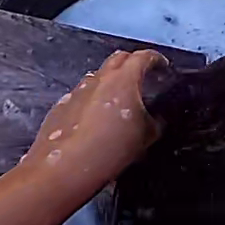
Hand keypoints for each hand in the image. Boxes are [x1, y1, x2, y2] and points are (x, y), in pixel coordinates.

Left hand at [20, 50, 162, 194]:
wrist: (65, 166)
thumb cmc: (111, 147)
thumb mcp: (145, 137)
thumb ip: (155, 123)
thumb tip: (155, 120)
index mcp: (123, 79)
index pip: (142, 57)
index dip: (155, 58)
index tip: (162, 64)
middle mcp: (99, 78)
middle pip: (118, 59)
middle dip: (132, 62)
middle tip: (143, 75)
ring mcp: (78, 89)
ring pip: (99, 76)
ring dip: (111, 81)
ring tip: (119, 99)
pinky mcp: (63, 105)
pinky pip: (84, 94)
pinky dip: (94, 98)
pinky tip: (96, 118)